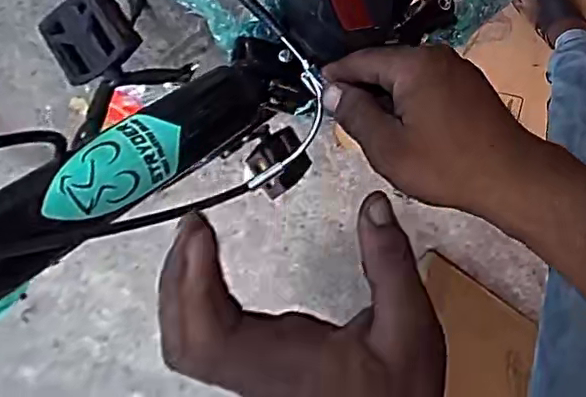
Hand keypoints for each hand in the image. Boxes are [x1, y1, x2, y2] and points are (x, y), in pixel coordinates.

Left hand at [158, 192, 444, 396]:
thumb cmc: (398, 393)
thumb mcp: (409, 326)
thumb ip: (390, 263)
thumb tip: (373, 207)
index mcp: (286, 361)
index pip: (213, 333)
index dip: (193, 282)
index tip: (198, 233)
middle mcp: (258, 373)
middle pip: (184, 341)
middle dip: (177, 278)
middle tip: (191, 228)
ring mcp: (251, 376)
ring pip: (187, 344)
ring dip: (181, 289)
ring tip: (194, 241)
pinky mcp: (255, 371)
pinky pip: (205, 339)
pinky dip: (196, 299)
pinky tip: (210, 273)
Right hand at [323, 45, 548, 216]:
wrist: (511, 176)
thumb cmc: (448, 165)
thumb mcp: (389, 148)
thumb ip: (356, 115)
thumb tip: (334, 91)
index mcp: (413, 63)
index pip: (362, 59)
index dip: (337, 74)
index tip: (320, 88)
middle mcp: (435, 54)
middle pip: (385, 64)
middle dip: (363, 87)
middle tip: (346, 117)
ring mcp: (454, 66)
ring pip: (406, 74)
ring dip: (387, 95)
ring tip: (376, 128)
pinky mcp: (467, 81)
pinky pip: (426, 81)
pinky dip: (409, 97)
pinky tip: (407, 125)